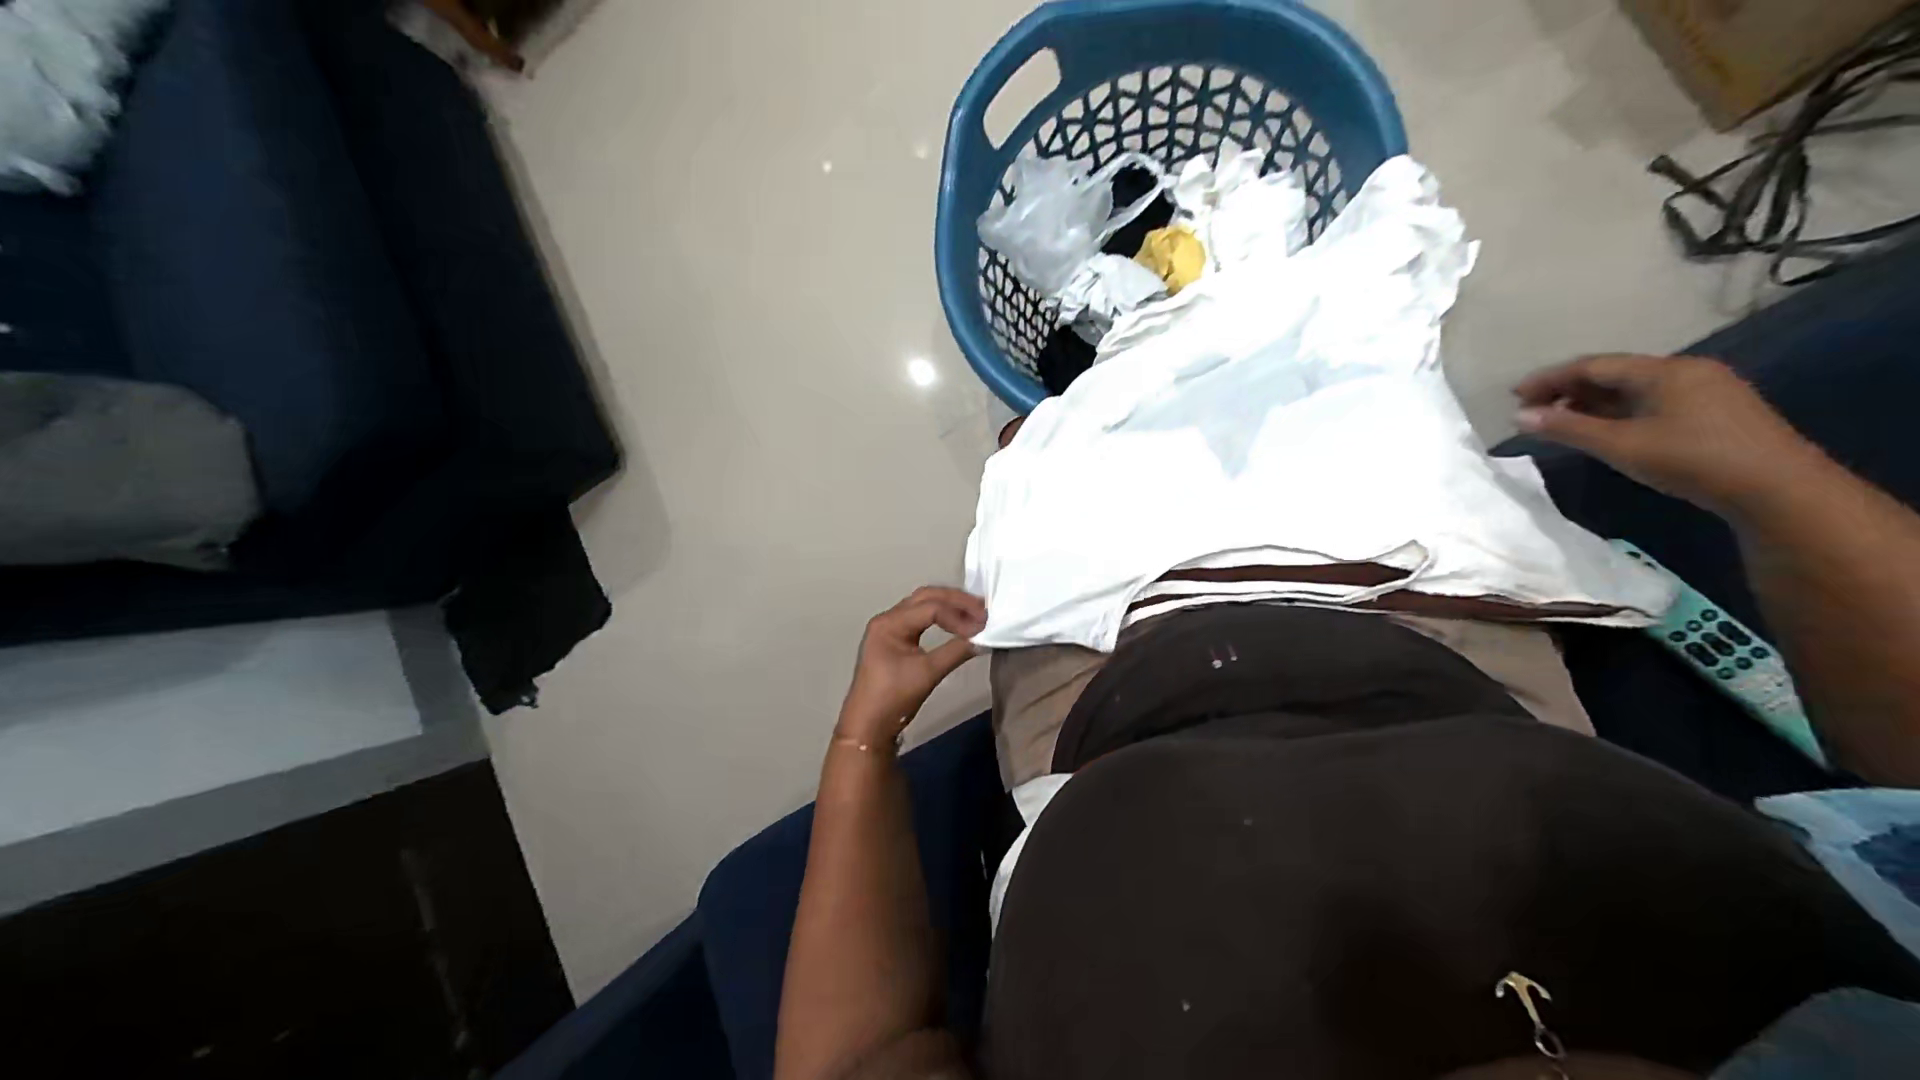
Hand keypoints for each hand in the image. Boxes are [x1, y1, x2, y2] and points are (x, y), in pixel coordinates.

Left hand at [837, 587, 987, 745]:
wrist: (868, 726)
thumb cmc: (893, 698)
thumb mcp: (928, 673)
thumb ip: (956, 652)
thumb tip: (983, 638)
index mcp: (890, 623)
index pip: (931, 608)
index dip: (959, 616)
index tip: (982, 628)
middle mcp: (888, 619)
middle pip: (926, 597)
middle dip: (956, 601)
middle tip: (983, 610)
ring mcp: (890, 628)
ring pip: (923, 605)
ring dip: (949, 606)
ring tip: (974, 613)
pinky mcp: (895, 640)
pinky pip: (920, 618)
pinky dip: (941, 617)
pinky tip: (957, 623)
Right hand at [1513, 354, 1818, 514]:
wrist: (1778, 489)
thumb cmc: (1691, 460)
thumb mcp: (1620, 445)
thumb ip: (1567, 428)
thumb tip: (1519, 416)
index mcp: (1665, 371)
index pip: (1593, 365)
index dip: (1549, 378)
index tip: (1513, 395)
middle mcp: (1686, 371)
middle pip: (1614, 373)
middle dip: (1568, 388)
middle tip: (1531, 408)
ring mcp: (1704, 390)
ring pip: (1632, 388)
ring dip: (1590, 401)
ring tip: (1558, 420)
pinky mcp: (1713, 411)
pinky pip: (1651, 400)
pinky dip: (1616, 410)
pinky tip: (1601, 427)